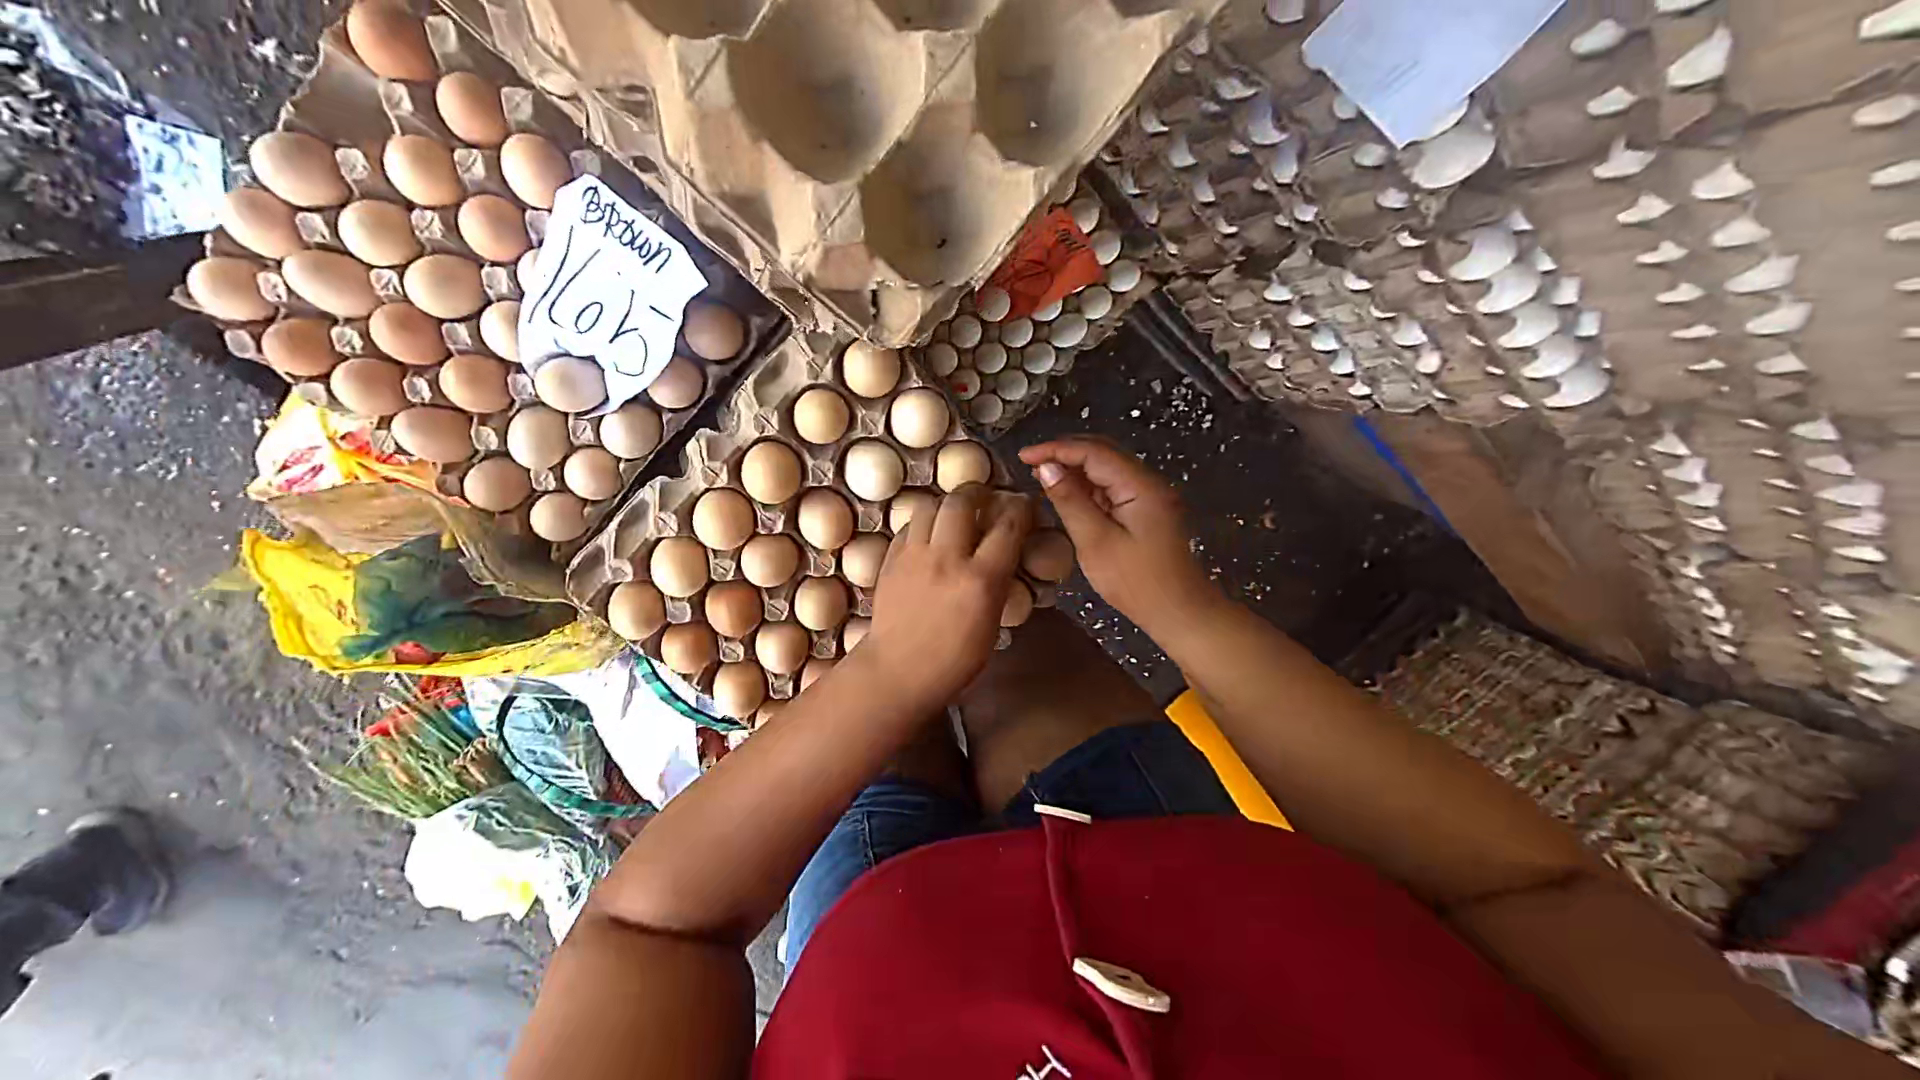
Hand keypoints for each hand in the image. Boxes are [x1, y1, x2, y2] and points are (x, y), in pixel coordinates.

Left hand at [862, 485, 1031, 706]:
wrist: (898, 671)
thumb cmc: (954, 660)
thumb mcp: (992, 623)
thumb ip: (998, 582)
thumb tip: (1004, 552)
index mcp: (981, 579)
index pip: (1008, 525)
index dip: (1021, 507)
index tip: (1024, 503)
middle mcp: (947, 558)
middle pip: (963, 501)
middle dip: (979, 491)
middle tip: (986, 497)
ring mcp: (914, 556)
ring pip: (930, 505)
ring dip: (947, 503)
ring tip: (954, 512)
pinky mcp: (890, 560)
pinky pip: (909, 527)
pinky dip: (922, 524)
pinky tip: (929, 535)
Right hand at [1019, 436, 1219, 635]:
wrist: (1180, 613)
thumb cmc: (1138, 583)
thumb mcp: (1096, 542)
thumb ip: (1070, 500)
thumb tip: (1047, 468)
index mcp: (1141, 486)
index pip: (1094, 451)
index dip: (1056, 449)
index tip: (1025, 456)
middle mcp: (1148, 483)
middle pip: (1102, 453)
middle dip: (1064, 453)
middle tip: (1030, 463)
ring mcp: (1149, 496)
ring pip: (1106, 469)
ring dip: (1074, 469)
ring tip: (1041, 477)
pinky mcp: (1145, 511)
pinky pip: (1112, 488)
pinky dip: (1086, 486)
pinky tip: (1066, 494)